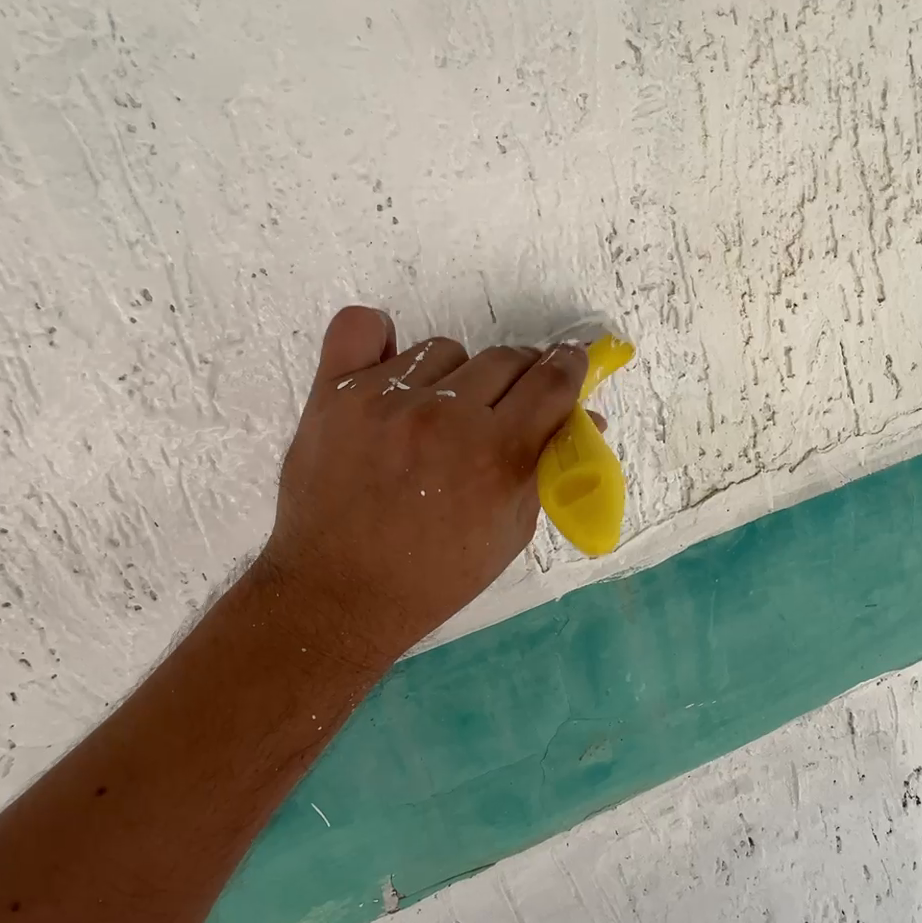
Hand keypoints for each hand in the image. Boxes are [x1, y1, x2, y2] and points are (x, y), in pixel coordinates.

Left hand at [254, 306, 588, 671]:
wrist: (337, 594)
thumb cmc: (435, 575)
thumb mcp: (511, 532)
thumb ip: (549, 466)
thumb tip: (588, 416)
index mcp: (496, 455)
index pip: (551, 380)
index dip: (568, 367)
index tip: (567, 365)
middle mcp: (445, 417)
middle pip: (505, 358)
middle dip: (518, 377)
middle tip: (503, 406)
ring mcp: (385, 400)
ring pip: (445, 349)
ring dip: (454, 376)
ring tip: (436, 415)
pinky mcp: (333, 393)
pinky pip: (360, 328)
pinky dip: (379, 342)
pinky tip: (387, 371)